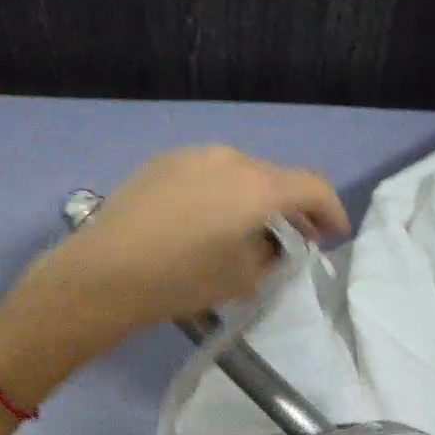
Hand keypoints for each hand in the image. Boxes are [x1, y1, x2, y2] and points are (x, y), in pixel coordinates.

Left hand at [4, 146, 349, 365]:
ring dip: (250, 197)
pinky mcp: (159, 163)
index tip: (332, 236)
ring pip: (236, 173)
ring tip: (245, 229)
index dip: (330, 211)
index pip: (311, 187)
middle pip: (273, 176)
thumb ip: (272, 254)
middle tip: (293, 236)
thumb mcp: (242, 277)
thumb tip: (272, 242)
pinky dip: (218, 192)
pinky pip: (204, 174)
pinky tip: (205, 220)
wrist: (103, 272)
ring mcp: (189, 155)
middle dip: (289, 206)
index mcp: (256, 183)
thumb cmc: (179, 279)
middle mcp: (226, 157)